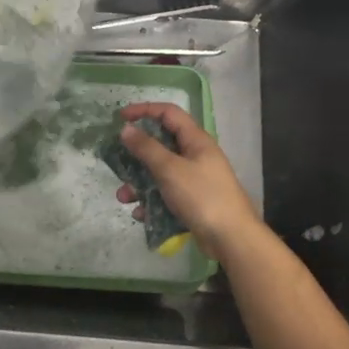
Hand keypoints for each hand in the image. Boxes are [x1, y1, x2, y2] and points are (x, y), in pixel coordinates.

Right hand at [113, 102, 257, 249]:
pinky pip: (165, 194)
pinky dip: (151, 201)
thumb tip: (126, 129)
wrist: (231, 238)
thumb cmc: (202, 196)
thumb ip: (146, 148)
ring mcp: (194, 179)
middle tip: (117, 162)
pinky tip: (141, 214)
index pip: (168, 113)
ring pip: (160, 173)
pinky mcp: (191, 201)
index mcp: (195, 140)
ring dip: (139, 183)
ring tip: (124, 197)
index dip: (144, 110)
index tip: (120, 117)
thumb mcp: (170, 169)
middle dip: (136, 155)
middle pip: (161, 145)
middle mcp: (196, 156)